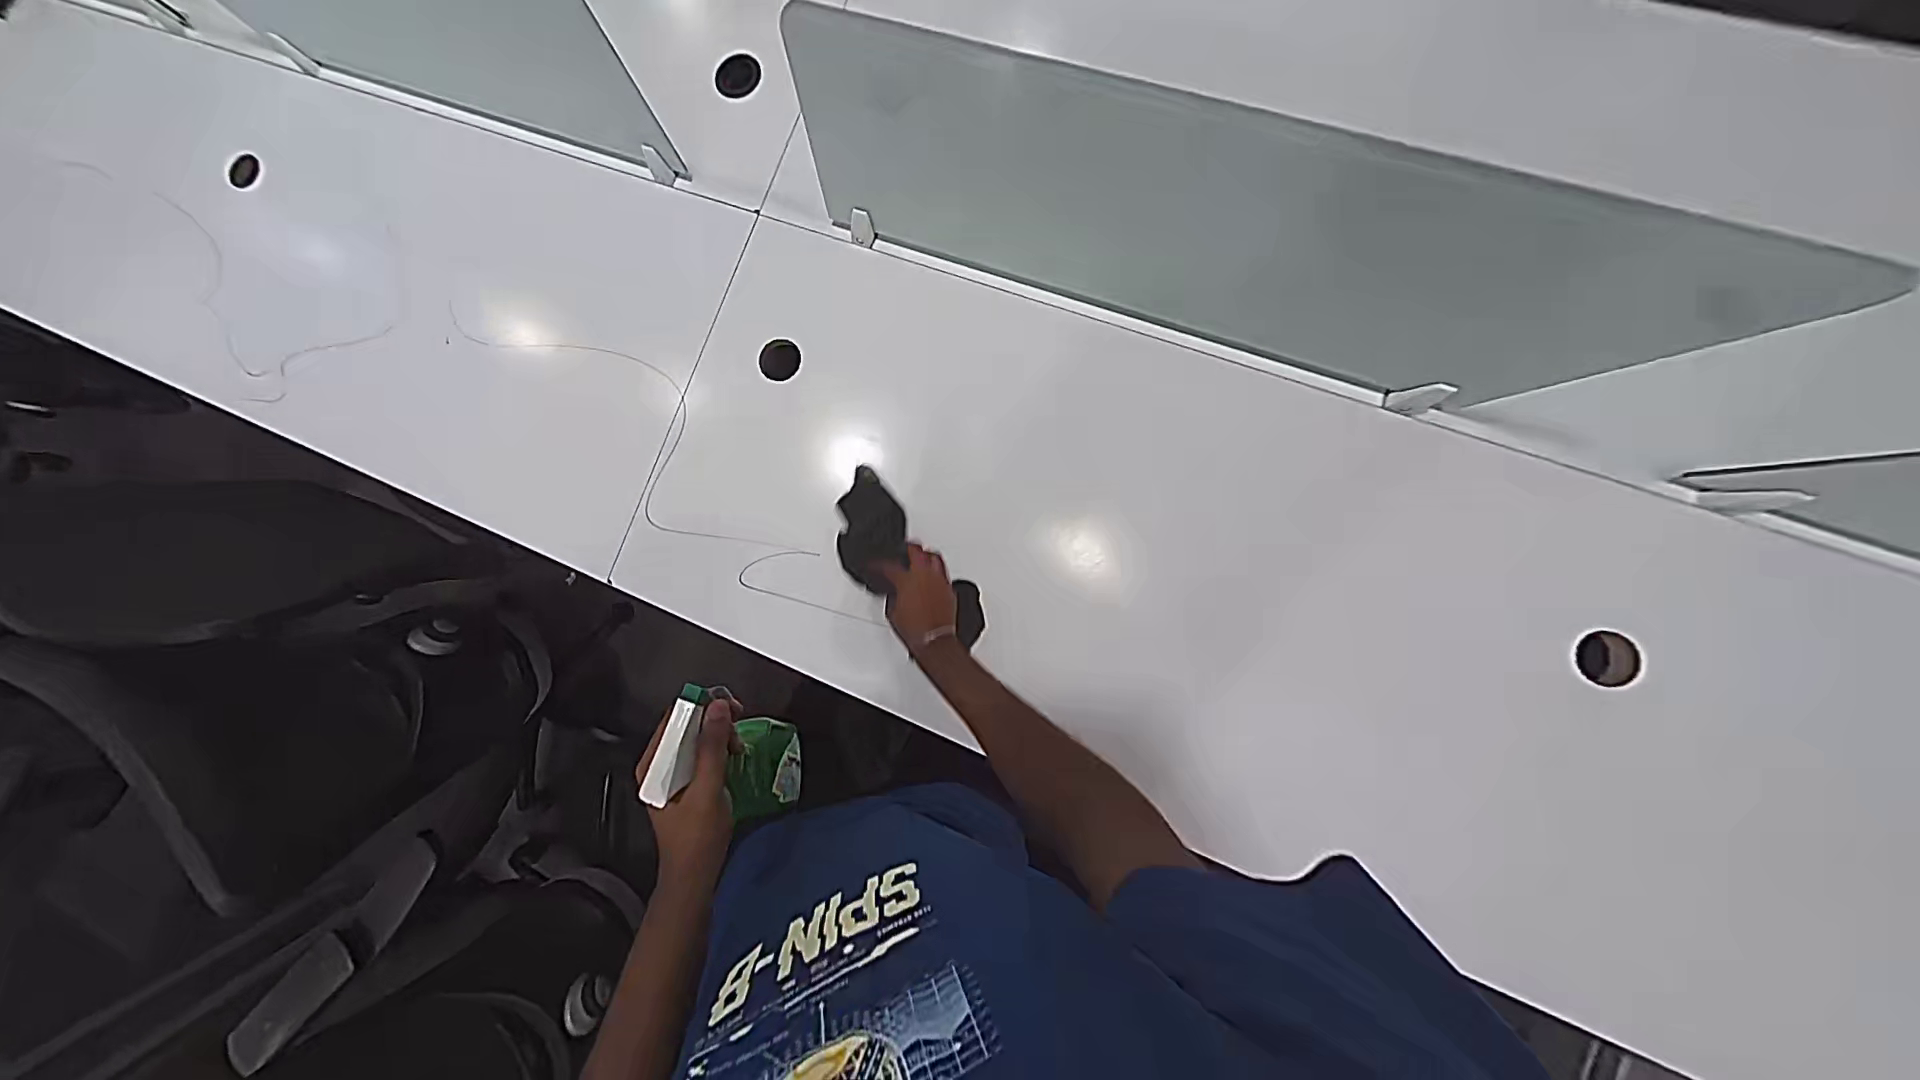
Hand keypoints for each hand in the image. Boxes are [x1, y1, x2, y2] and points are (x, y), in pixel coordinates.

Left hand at [634, 695, 742, 888]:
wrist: (695, 875)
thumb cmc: (698, 837)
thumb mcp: (708, 789)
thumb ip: (712, 747)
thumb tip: (717, 706)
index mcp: (653, 766)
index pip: (674, 719)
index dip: (703, 706)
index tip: (731, 708)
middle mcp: (658, 765)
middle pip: (686, 726)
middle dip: (715, 722)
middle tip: (738, 731)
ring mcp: (671, 774)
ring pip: (696, 738)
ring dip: (720, 736)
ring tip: (737, 749)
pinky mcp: (685, 781)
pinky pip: (701, 753)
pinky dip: (719, 749)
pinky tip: (732, 758)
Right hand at [878, 542, 957, 657]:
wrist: (934, 641)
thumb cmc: (915, 630)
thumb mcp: (893, 612)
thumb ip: (893, 596)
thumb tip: (895, 592)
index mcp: (906, 580)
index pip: (889, 565)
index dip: (878, 564)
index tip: (875, 565)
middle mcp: (924, 576)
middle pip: (916, 550)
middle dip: (906, 548)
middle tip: (902, 549)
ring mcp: (939, 580)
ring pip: (934, 556)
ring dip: (925, 554)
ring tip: (920, 555)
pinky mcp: (949, 588)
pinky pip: (943, 572)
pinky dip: (936, 570)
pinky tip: (933, 574)